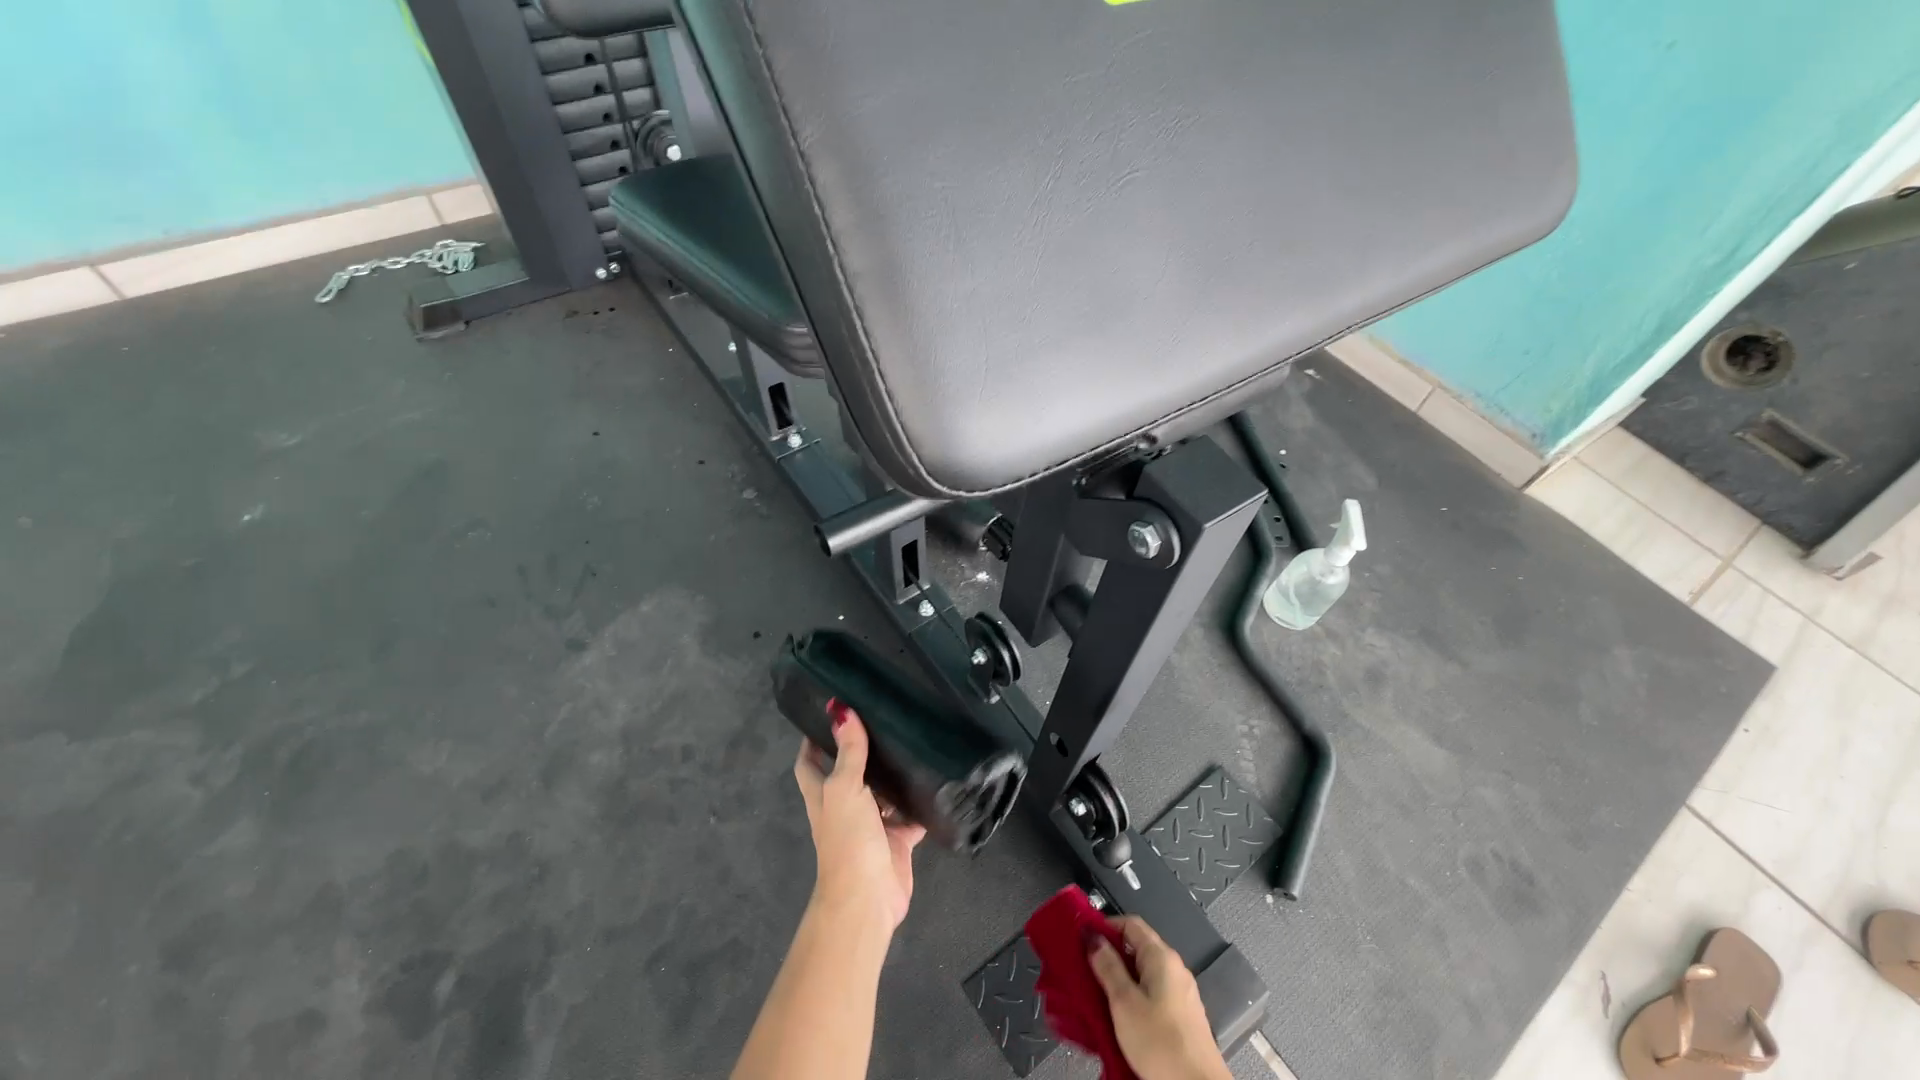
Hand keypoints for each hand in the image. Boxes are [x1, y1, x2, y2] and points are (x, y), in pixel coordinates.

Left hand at [793, 708, 926, 928]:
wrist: (866, 899)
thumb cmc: (847, 840)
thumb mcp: (844, 789)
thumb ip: (848, 752)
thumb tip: (840, 709)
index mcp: (822, 794)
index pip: (810, 761)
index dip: (815, 739)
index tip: (831, 711)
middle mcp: (844, 807)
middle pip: (850, 773)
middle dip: (862, 751)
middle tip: (885, 718)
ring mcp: (871, 825)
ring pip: (883, 793)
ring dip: (894, 775)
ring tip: (914, 740)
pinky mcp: (897, 841)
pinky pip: (910, 816)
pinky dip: (920, 804)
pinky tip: (936, 781)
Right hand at [1088, 915, 1232, 1079]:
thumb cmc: (1160, 1042)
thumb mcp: (1124, 1002)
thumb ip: (1107, 967)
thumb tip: (1093, 938)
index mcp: (1162, 958)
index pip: (1131, 923)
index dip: (1105, 926)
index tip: (1082, 939)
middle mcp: (1174, 969)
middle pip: (1136, 949)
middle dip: (1108, 956)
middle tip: (1084, 969)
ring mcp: (1180, 993)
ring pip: (1142, 974)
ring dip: (1118, 980)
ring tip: (1096, 995)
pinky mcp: (1180, 1015)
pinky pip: (1151, 995)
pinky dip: (1132, 998)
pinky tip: (1118, 1017)